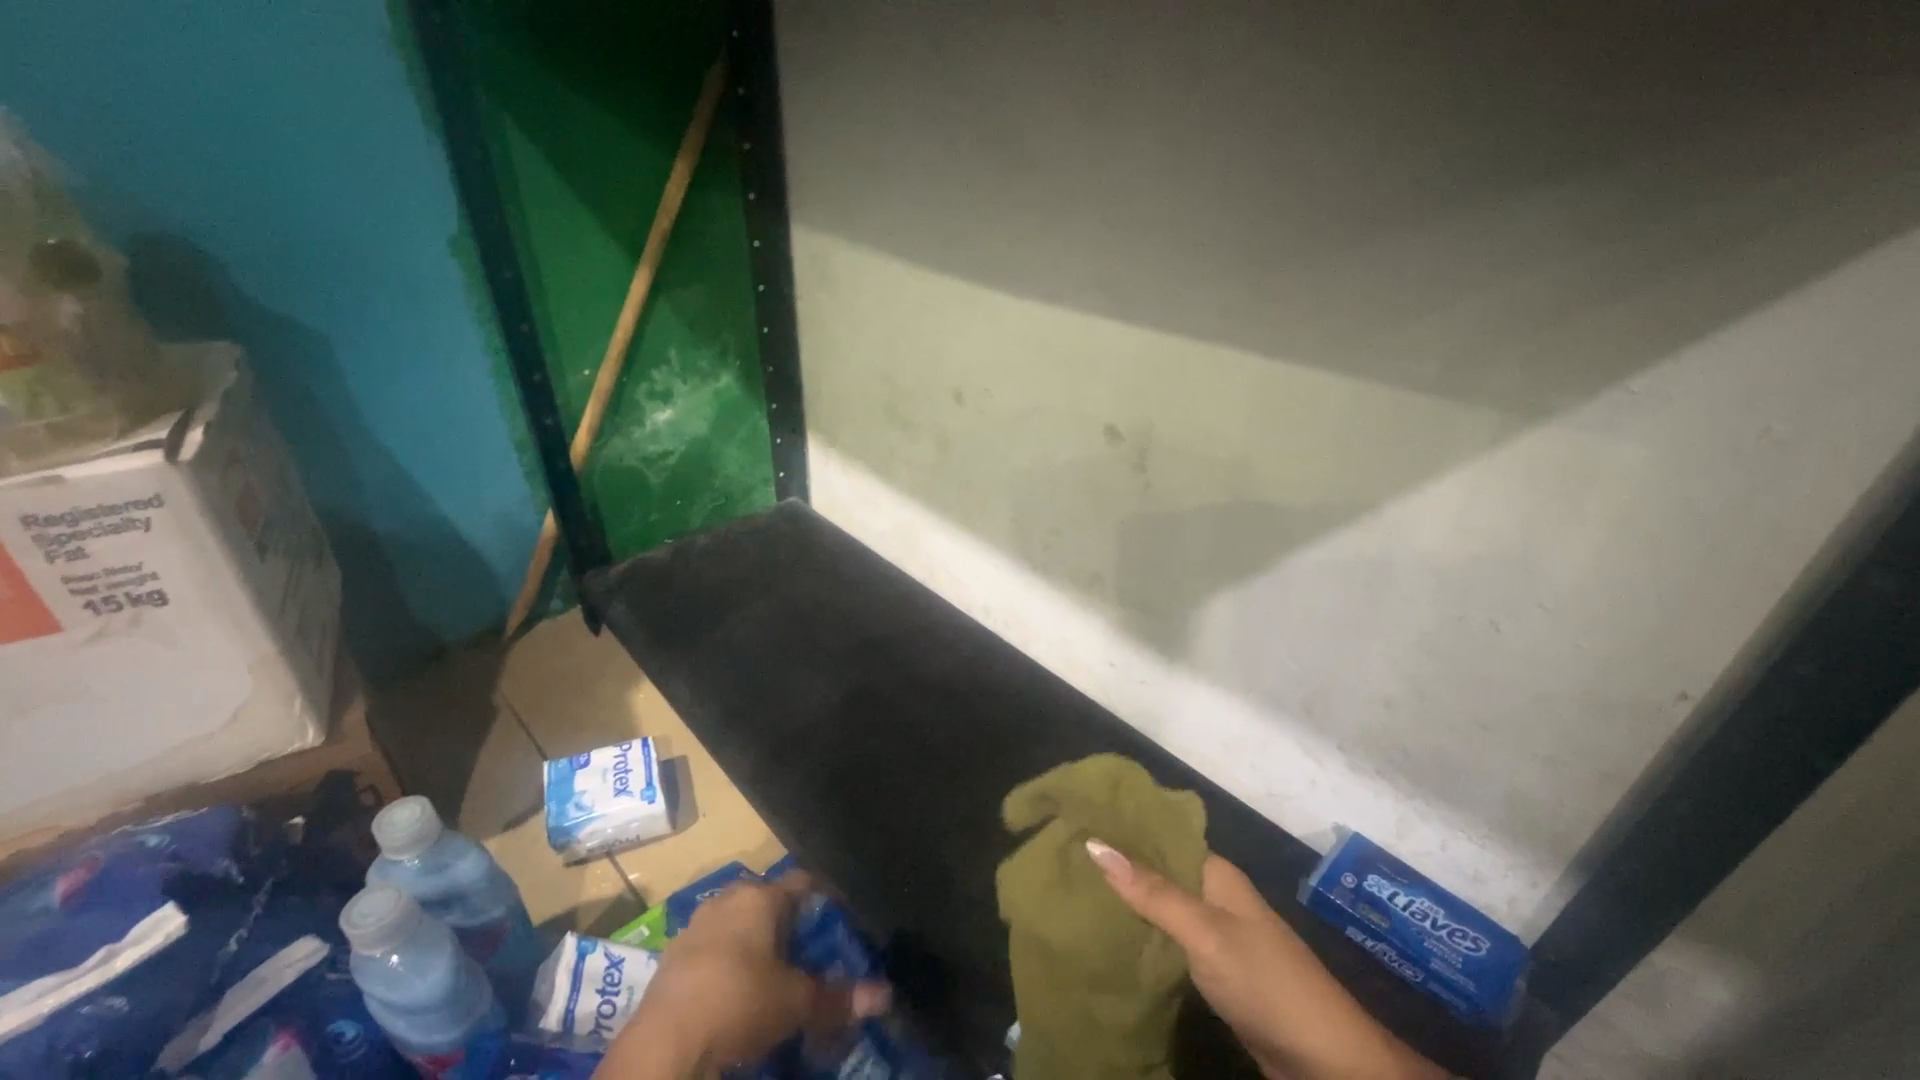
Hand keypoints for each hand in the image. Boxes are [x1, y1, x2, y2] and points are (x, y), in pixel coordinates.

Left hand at [595, 875, 890, 1079]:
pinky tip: (740, 991)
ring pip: (738, 926)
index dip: (827, 898)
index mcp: (759, 896)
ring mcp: (694, 927)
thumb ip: (839, 996)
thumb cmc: (740, 1001)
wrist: (666, 1044)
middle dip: (791, 924)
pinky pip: (714, 951)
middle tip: (815, 951)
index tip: (845, 916)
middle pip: (768, 902)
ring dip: (757, 944)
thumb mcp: (796, 1002)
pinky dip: (731, 964)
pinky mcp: (672, 959)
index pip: (803, 882)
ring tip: (778, 973)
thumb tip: (885, 994)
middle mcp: (726, 900)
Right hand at [1086, 840, 1446, 1079]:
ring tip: (1073, 894)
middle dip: (1118, 867)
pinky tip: (1108, 940)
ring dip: (1126, 904)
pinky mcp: (1214, 972)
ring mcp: (1217, 936)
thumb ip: (1152, 892)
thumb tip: (1094, 842)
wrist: (1322, 1057)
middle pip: (1160, 872)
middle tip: (1061, 859)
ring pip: (1162, 909)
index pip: (1164, 836)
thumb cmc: (1264, 980)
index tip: (1076, 820)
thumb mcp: (1204, 931)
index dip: (1124, 827)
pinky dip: (1141, 939)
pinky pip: (1169, 944)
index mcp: (1217, 875)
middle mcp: (1216, 898)